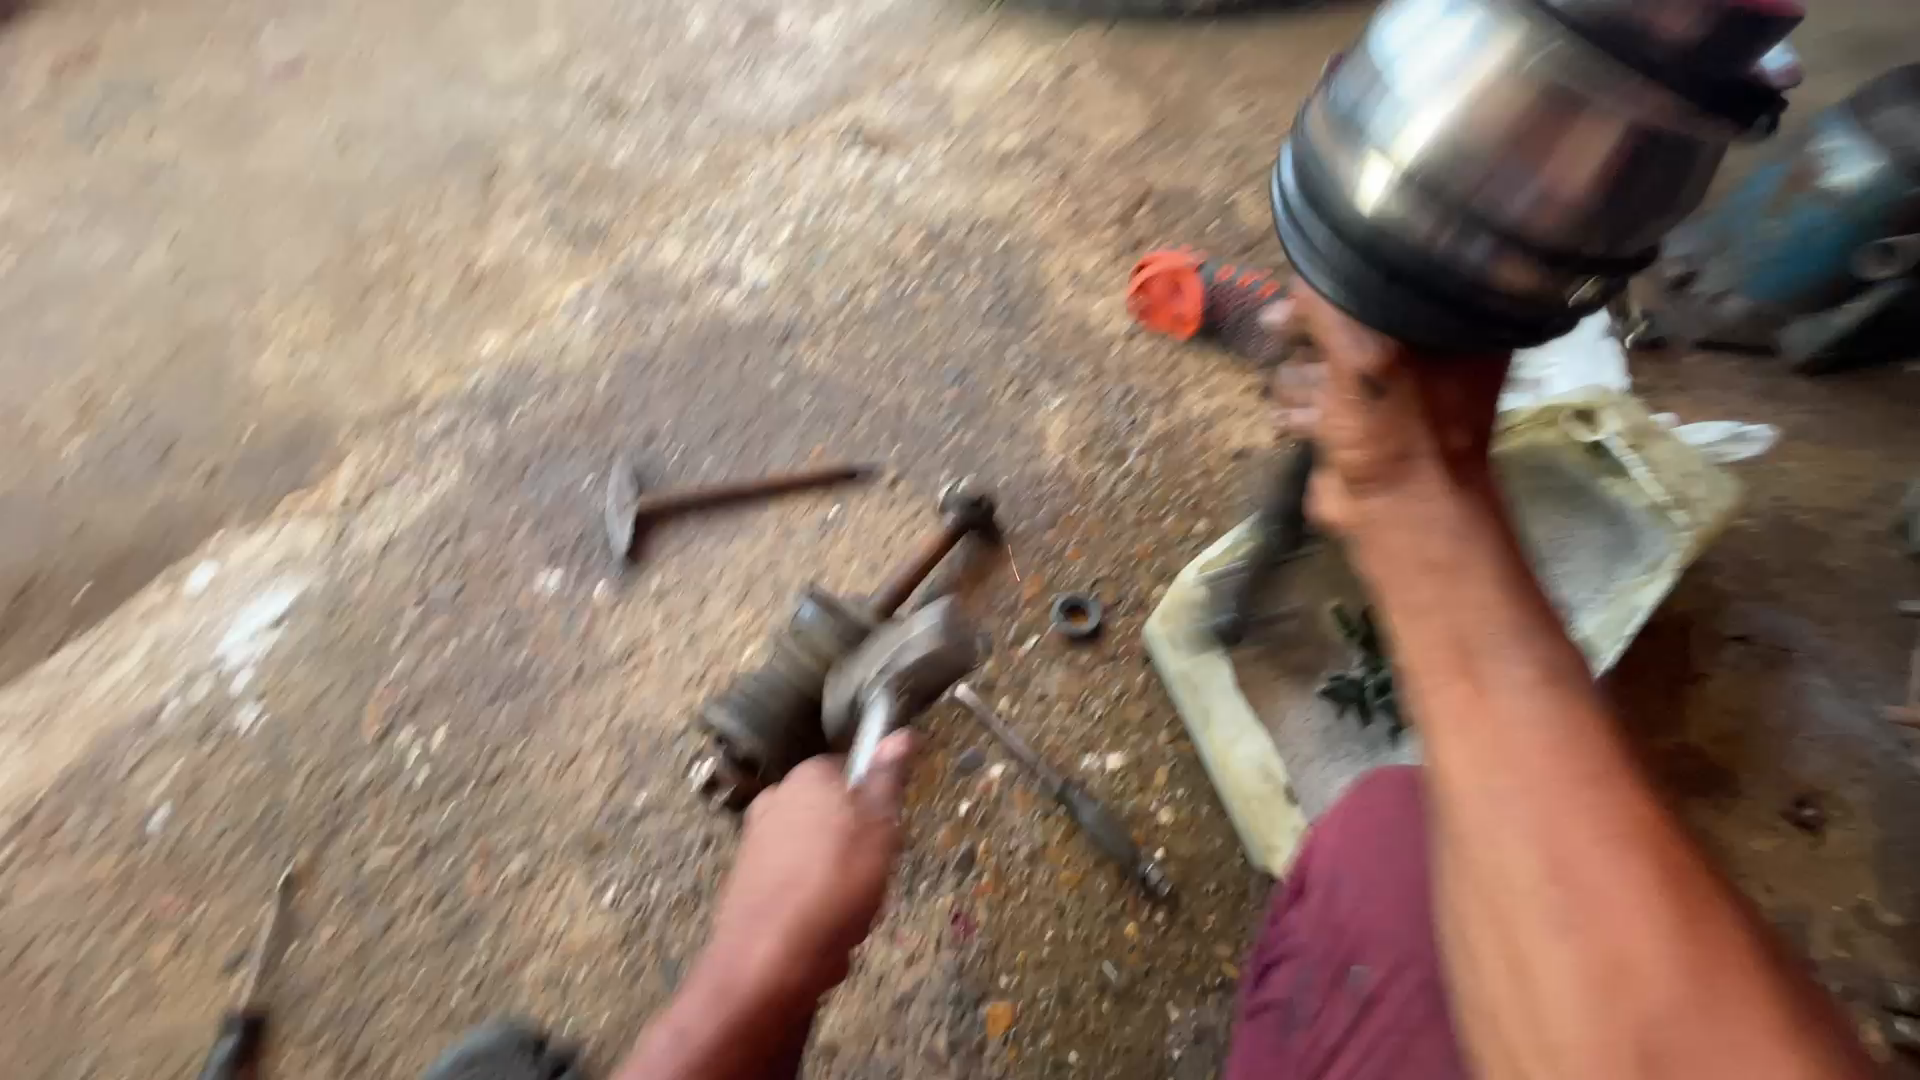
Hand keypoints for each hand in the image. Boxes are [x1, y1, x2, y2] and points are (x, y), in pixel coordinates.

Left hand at [703, 733, 916, 1005]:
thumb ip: (888, 779)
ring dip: (840, 881)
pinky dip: (813, 904)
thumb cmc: (834, 884)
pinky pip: (798, 885)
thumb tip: (901, 733)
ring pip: (820, 854)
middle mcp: (776, 798)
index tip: (888, 835)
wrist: (766, 962)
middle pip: (837, 815)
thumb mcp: (880, 826)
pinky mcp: (747, 883)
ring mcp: (756, 841)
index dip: (877, 805)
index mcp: (807, 775)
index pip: (854, 773)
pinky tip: (824, 931)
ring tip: (850, 914)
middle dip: (859, 848)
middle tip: (872, 879)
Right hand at [1261, 283, 1510, 537]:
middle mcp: (1428, 355)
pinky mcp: (1363, 430)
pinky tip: (1284, 416)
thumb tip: (1298, 279)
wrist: (1396, 507)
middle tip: (1272, 327)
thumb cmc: (1392, 426)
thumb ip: (1330, 310)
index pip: (1388, 284)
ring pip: (1334, 368)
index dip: (1339, 283)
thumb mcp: (1360, 355)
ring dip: (1301, 373)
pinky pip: (1323, 405)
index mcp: (1448, 326)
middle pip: (1356, 325)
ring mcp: (1395, 397)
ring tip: (1281, 381)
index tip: (1300, 288)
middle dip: (1311, 329)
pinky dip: (1300, 408)